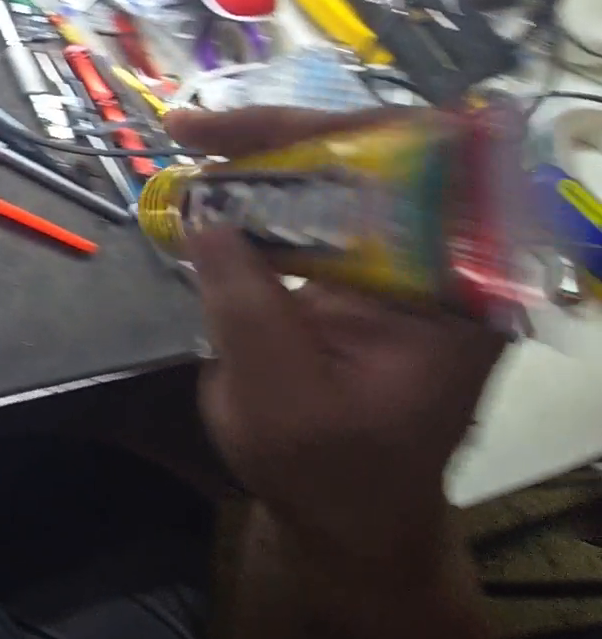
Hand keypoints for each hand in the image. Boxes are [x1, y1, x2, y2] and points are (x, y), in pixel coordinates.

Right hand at [164, 109, 505, 568]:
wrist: (340, 510)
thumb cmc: (324, 467)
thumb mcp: (278, 393)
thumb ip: (245, 304)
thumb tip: (205, 215)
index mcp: (450, 294)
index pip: (421, 175)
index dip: (341, 134)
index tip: (250, 131)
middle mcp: (432, 267)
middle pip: (370, 162)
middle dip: (279, 134)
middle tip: (188, 128)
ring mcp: (387, 268)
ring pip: (332, 181)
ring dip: (257, 156)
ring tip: (186, 144)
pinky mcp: (343, 276)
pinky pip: (301, 215)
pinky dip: (247, 194)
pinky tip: (202, 187)